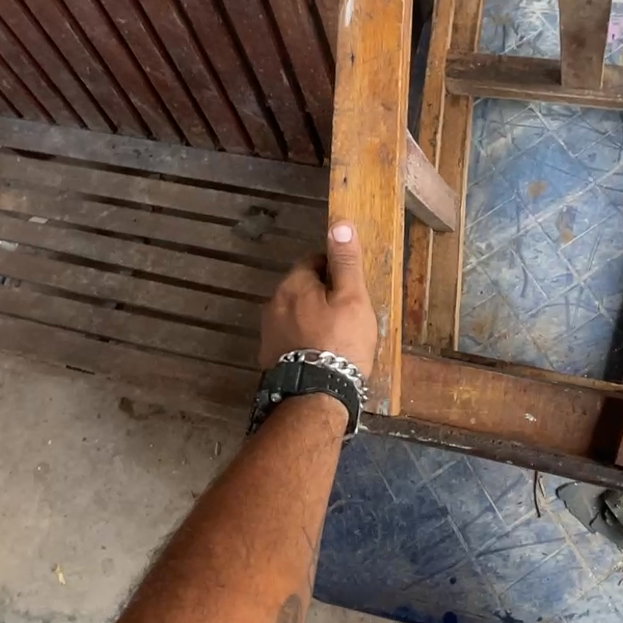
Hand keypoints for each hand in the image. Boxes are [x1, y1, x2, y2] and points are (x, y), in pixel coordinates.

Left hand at [259, 222, 378, 377]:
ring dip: (313, 317)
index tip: (353, 288)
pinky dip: (304, 339)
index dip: (337, 270)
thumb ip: (345, 262)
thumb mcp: (352, 299)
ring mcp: (268, 332)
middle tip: (349, 314)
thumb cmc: (340, 343)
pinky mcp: (270, 356)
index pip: (315, 260)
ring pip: (296, 313)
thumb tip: (340, 224)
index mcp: (293, 284)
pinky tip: (322, 354)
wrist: (315, 398)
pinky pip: (291, 337)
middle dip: (323, 294)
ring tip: (338, 337)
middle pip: (303, 287)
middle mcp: (274, 303)